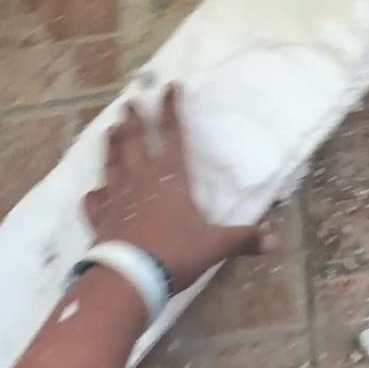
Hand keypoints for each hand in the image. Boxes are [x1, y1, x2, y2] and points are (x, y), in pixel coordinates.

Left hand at [82, 84, 278, 291]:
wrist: (127, 281)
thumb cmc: (175, 254)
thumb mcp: (215, 246)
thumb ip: (243, 240)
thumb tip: (276, 243)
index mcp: (172, 177)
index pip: (173, 134)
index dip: (172, 109)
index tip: (169, 86)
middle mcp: (142, 179)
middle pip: (136, 141)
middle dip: (135, 119)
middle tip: (129, 101)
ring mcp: (118, 198)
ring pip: (113, 163)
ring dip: (112, 145)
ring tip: (110, 128)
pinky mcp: (100, 220)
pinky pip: (95, 202)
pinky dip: (94, 195)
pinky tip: (93, 191)